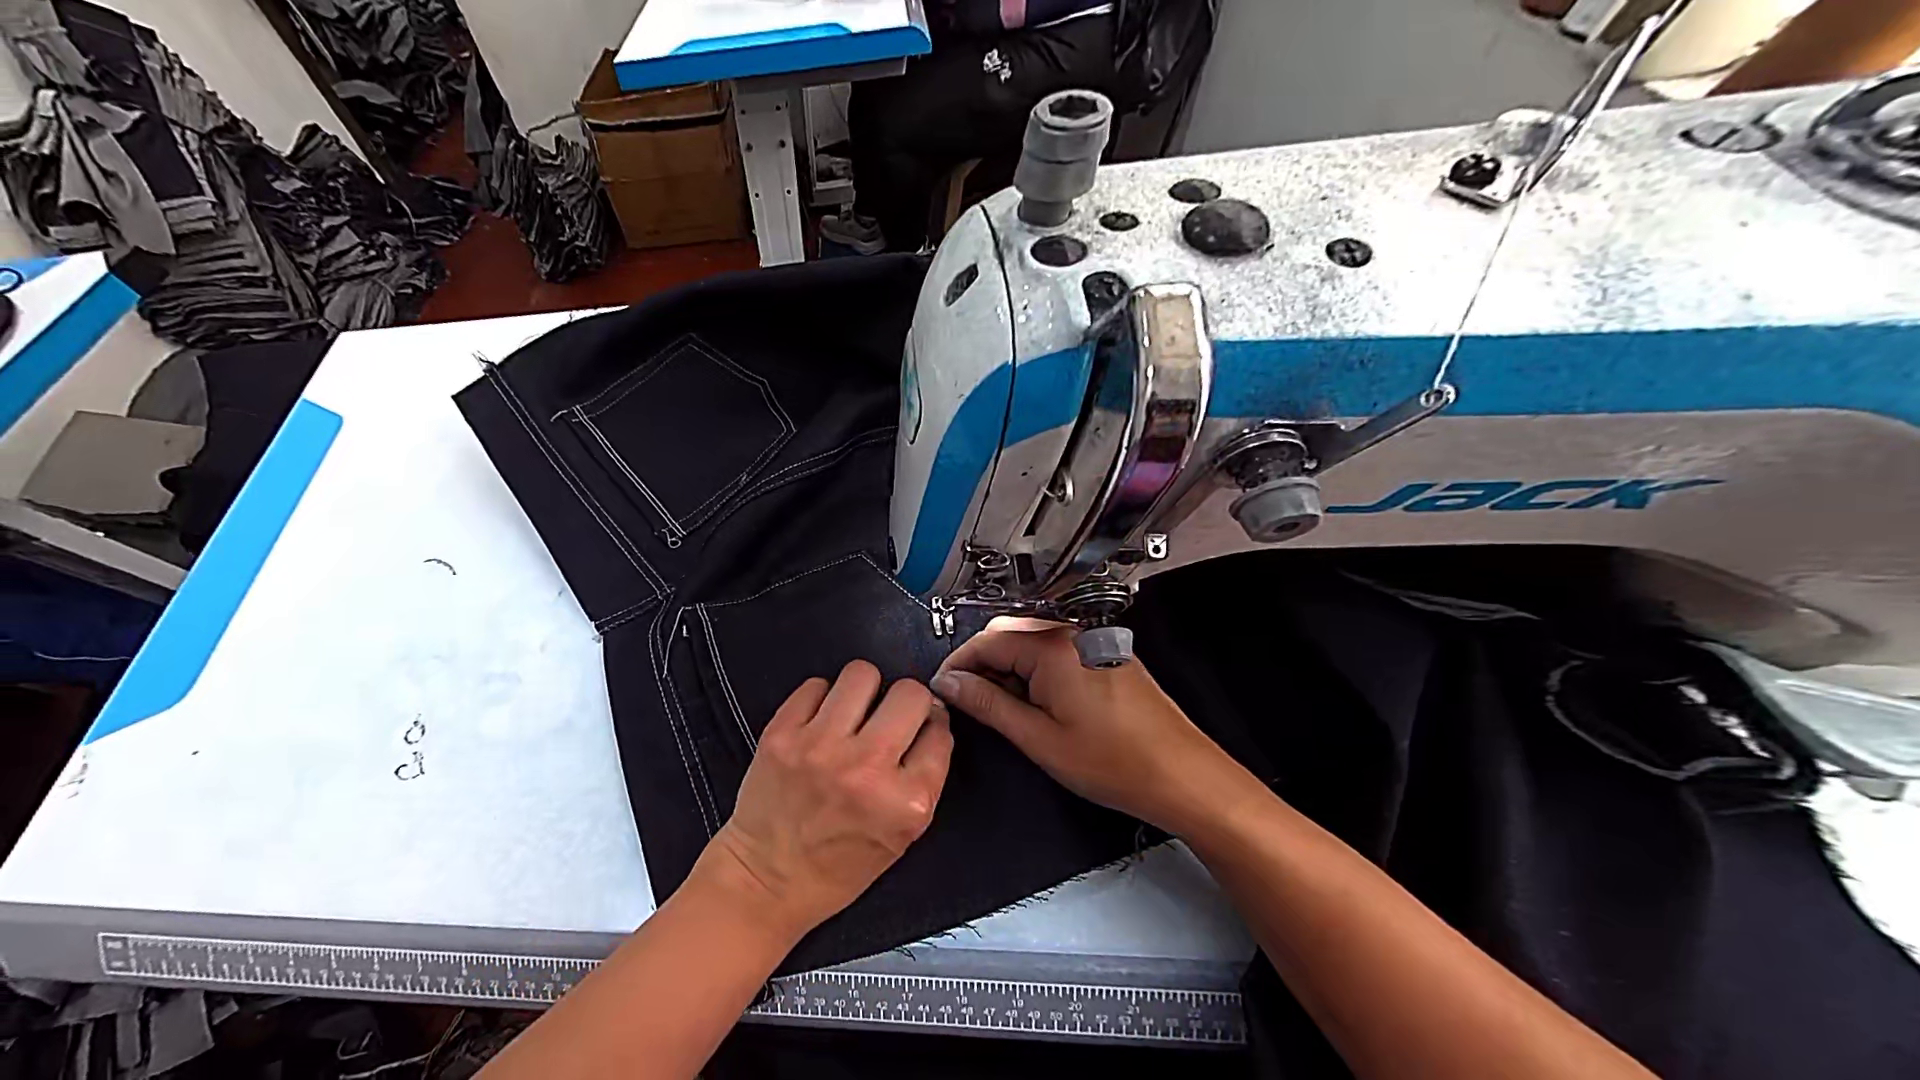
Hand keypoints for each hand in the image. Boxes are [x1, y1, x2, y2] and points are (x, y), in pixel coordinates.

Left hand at [695, 661, 953, 943]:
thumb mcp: (904, 834)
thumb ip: (924, 776)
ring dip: (864, 690)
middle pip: (910, 693)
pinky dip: (822, 698)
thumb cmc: (835, 866)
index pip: (940, 731)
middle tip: (891, 717)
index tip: (920, 729)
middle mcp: (866, 770)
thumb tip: (932, 716)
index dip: (932, 726)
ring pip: (863, 673)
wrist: (767, 883)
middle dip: (907, 701)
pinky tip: (821, 723)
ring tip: (855, 714)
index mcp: (905, 802)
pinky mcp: (782, 736)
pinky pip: (816, 684)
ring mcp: (821, 749)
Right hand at [930, 619, 1256, 835]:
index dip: (958, 666)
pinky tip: (1038, 706)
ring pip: (1031, 645)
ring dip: (1009, 671)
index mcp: (1053, 647)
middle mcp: (1073, 634)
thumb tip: (954, 685)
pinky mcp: (1103, 654)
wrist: (1181, 774)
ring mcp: (1091, 641)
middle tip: (969, 704)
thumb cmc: (1120, 761)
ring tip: (1007, 713)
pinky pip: (1055, 652)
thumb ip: (988, 705)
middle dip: (982, 667)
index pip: (985, 642)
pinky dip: (1035, 673)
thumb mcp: (1038, 738)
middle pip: (1007, 636)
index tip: (945, 688)